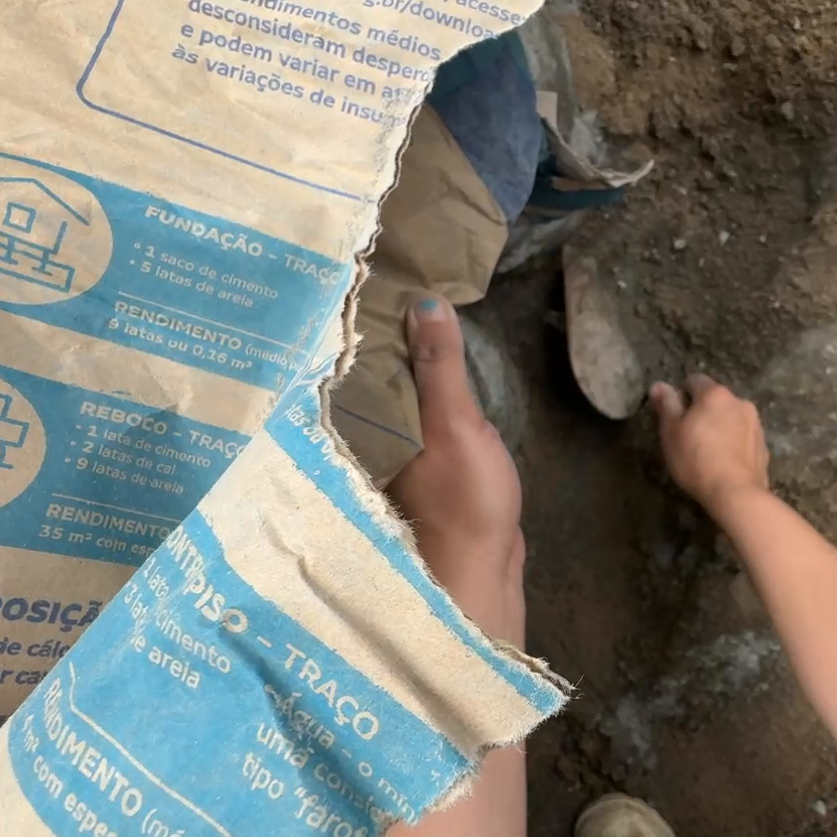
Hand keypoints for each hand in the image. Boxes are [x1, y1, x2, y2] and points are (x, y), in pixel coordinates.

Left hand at [386, 297, 524, 641]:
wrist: (483, 569)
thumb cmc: (464, 500)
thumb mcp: (457, 425)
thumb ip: (441, 368)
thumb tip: (423, 301)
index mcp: (366, 420)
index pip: (353, 354)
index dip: (359, 312)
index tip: (364, 266)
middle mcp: (369, 431)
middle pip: (372, 369)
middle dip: (380, 327)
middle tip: (388, 270)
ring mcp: (396, 448)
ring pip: (394, 390)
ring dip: (403, 356)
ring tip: (410, 303)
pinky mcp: (422, 462)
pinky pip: (415, 411)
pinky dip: (422, 386)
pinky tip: (432, 365)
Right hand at [649, 375, 770, 514]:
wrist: (736, 493)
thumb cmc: (696, 459)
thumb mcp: (671, 432)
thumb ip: (666, 405)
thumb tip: (658, 385)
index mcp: (715, 394)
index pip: (694, 381)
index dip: (681, 396)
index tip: (676, 418)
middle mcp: (739, 401)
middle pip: (715, 400)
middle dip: (703, 412)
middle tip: (690, 437)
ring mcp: (755, 423)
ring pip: (731, 417)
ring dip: (720, 426)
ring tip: (709, 453)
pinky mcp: (763, 444)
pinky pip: (743, 436)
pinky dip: (734, 443)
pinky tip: (725, 462)